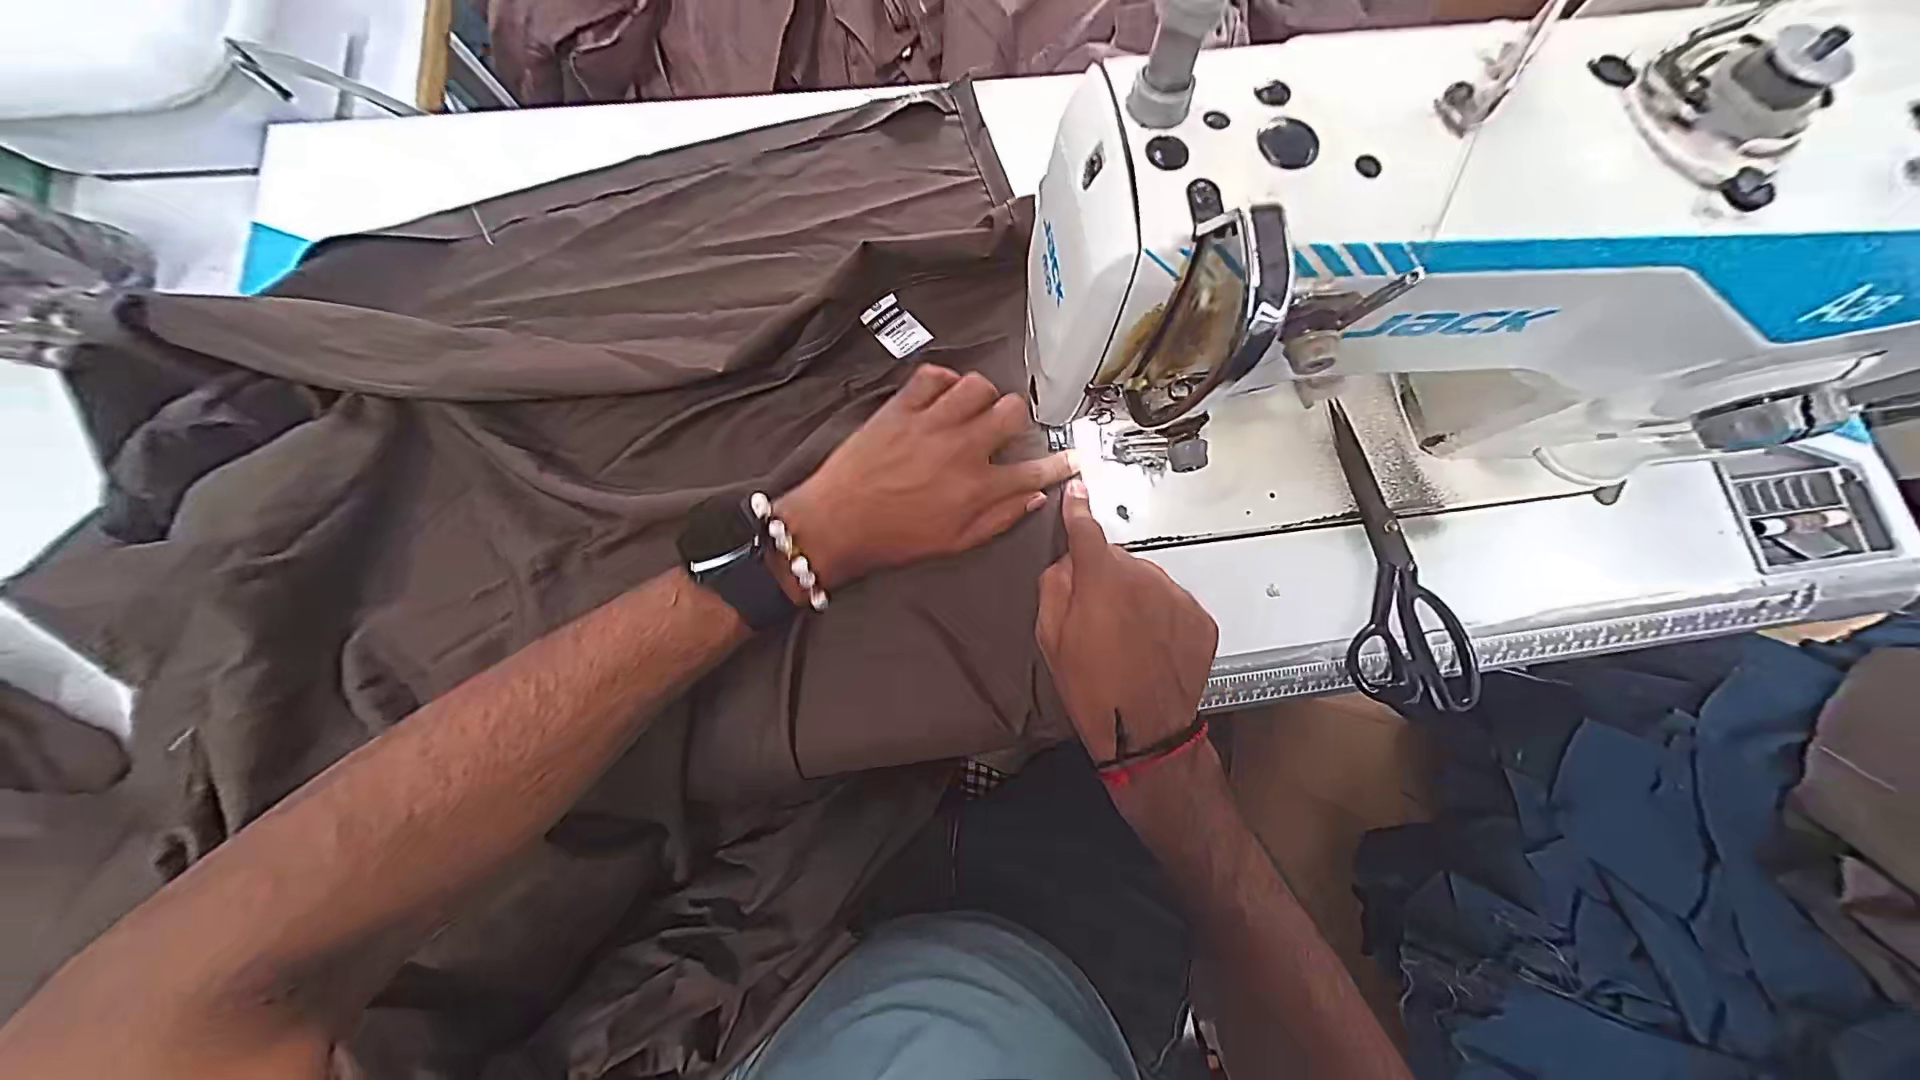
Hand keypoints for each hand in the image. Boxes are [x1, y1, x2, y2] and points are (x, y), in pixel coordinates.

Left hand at [776, 365, 1075, 586]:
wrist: (836, 523)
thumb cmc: (890, 537)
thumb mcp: (954, 542)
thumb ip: (999, 519)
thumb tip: (1031, 499)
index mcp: (975, 487)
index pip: (1033, 470)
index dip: (1059, 463)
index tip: (1069, 458)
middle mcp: (958, 449)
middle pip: (1013, 414)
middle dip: (1019, 421)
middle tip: (1007, 431)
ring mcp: (929, 423)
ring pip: (978, 386)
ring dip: (985, 397)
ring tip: (975, 411)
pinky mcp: (901, 408)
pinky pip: (934, 376)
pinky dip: (946, 380)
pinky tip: (944, 397)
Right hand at [1035, 478, 1218, 762]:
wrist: (1145, 731)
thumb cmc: (1096, 691)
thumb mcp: (1051, 638)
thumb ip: (1054, 586)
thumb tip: (1065, 564)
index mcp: (1101, 580)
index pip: (1086, 528)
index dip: (1077, 508)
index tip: (1077, 493)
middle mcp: (1143, 579)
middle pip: (1115, 557)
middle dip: (1102, 576)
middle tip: (1094, 617)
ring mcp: (1175, 597)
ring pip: (1145, 577)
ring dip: (1132, 596)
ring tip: (1123, 638)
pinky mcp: (1198, 617)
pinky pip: (1170, 600)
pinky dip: (1158, 614)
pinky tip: (1147, 644)